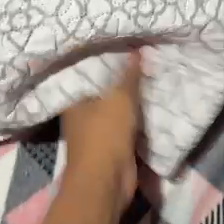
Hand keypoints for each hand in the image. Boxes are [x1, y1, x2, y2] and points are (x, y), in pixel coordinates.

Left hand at [59, 55, 142, 202]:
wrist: (107, 181)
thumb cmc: (105, 135)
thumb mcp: (120, 98)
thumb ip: (129, 74)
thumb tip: (135, 50)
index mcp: (73, 99)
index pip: (86, 71)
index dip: (102, 57)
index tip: (120, 42)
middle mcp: (80, 113)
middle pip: (101, 88)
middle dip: (119, 76)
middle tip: (139, 55)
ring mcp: (95, 130)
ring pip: (114, 106)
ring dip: (129, 96)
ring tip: (148, 73)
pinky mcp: (110, 144)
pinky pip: (125, 122)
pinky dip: (135, 114)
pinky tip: (149, 100)